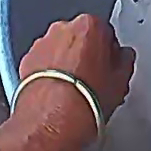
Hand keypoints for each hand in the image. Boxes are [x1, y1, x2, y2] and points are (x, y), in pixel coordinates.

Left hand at [0, 15, 134, 150]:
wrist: (50, 125)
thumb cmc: (84, 103)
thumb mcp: (121, 81)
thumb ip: (124, 60)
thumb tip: (122, 57)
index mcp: (89, 26)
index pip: (105, 31)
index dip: (109, 53)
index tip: (110, 67)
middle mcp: (61, 29)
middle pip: (80, 38)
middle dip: (86, 55)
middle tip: (94, 80)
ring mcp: (41, 45)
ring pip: (59, 50)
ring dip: (66, 65)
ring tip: (75, 92)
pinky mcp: (26, 61)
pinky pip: (43, 64)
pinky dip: (50, 74)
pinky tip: (59, 95)